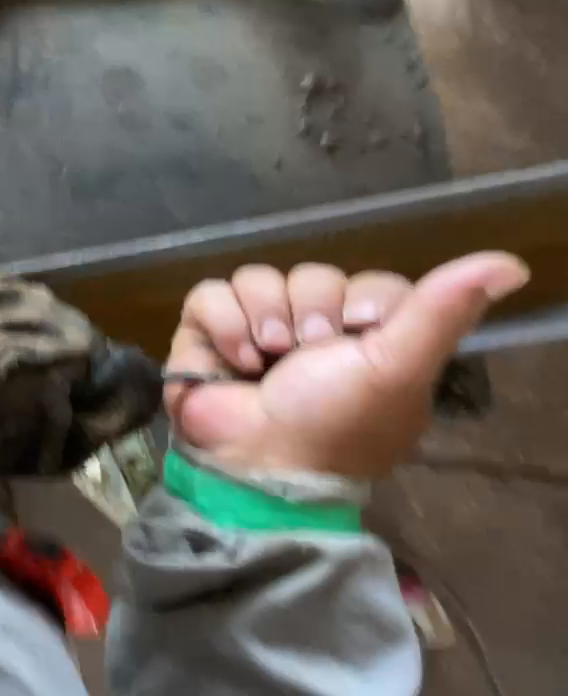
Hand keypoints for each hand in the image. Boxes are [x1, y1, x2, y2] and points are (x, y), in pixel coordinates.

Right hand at [164, 252, 529, 478]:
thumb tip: (510, 263)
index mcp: (367, 336)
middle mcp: (311, 324)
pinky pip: (209, 293)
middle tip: (305, 349)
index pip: (369, 282)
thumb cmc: (337, 417)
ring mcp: (254, 324)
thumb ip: (437, 313)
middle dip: (306, 310)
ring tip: (264, 356)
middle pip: (309, 274)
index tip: (362, 328)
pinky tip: (236, 357)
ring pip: (255, 278)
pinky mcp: (205, 328)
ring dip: (261, 317)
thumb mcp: (396, 367)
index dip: (362, 297)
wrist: (259, 453)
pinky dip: (224, 324)